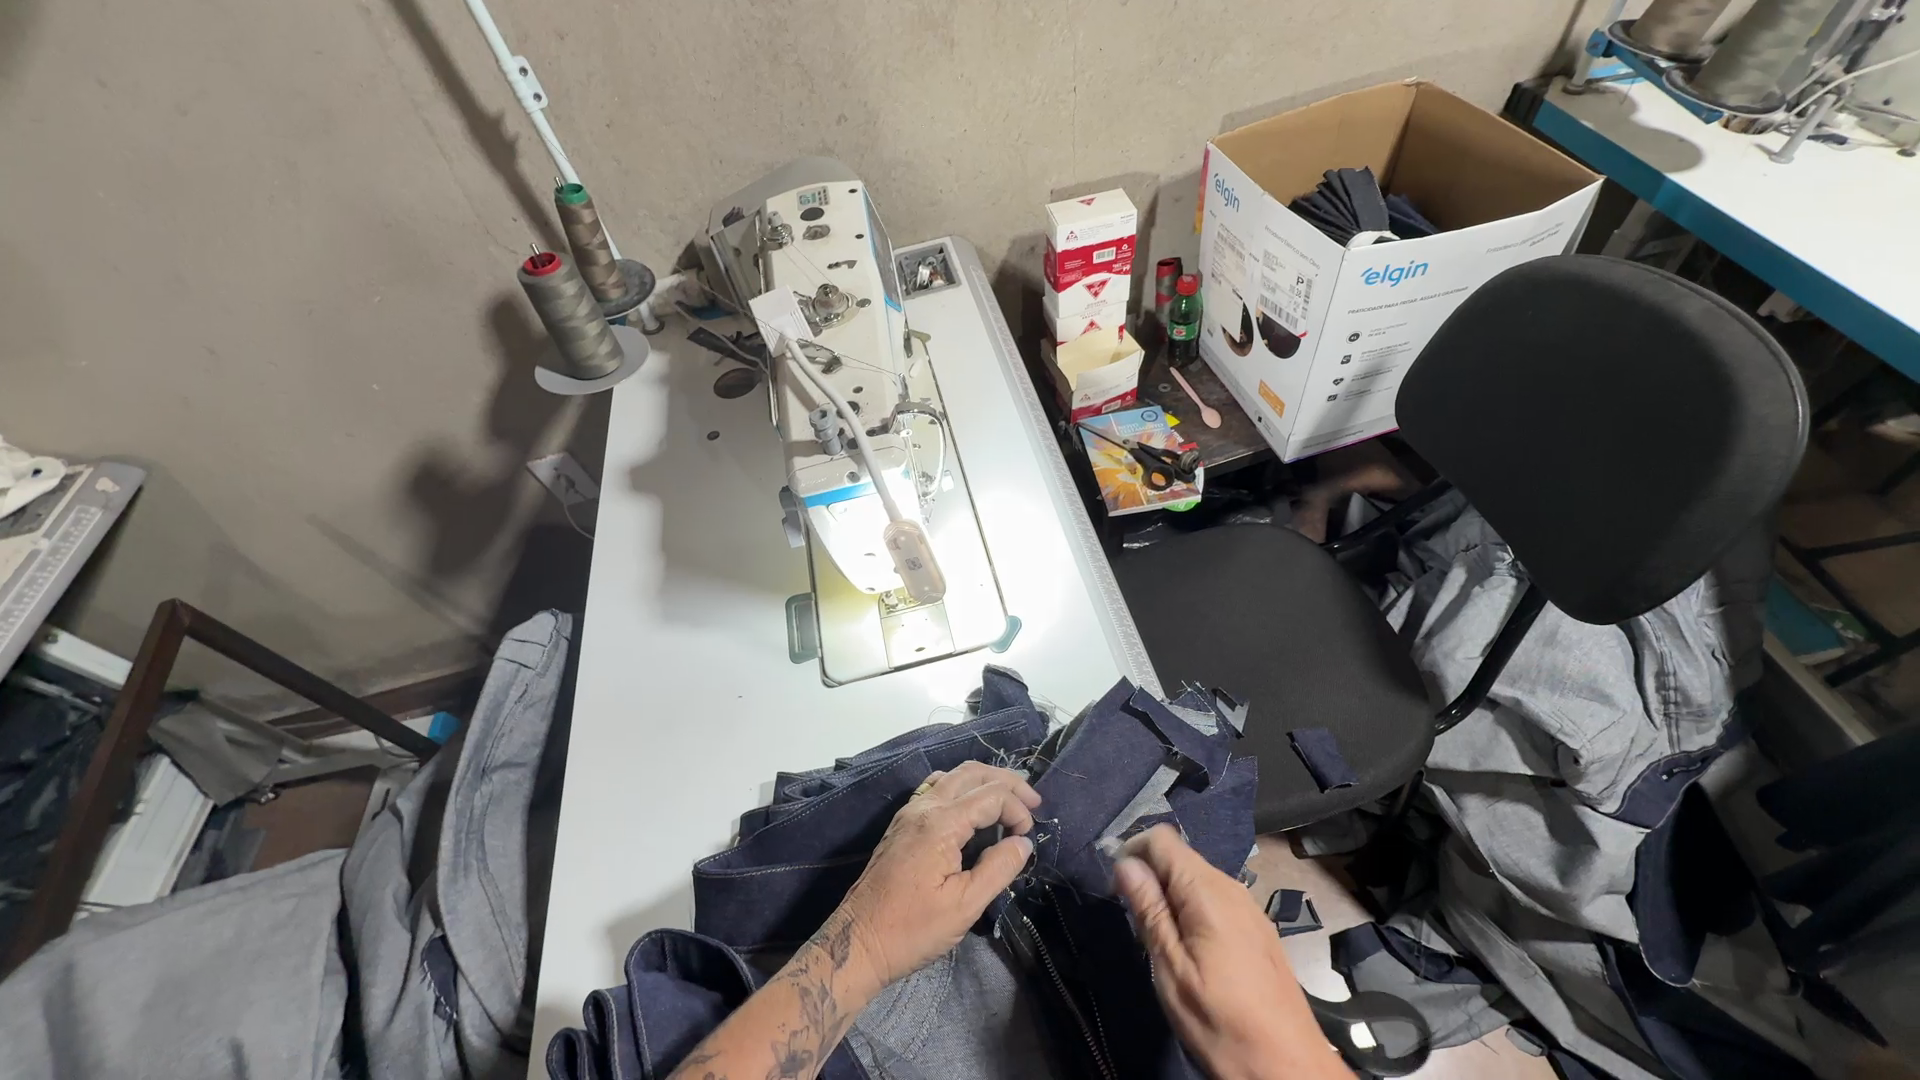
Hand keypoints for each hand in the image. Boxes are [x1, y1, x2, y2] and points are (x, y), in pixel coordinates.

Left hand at [836, 762, 1040, 986]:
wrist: (858, 943)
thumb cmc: (911, 930)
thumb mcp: (964, 906)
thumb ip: (998, 869)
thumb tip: (1023, 843)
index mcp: (940, 823)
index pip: (991, 796)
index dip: (1018, 810)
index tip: (1029, 838)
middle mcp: (923, 807)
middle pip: (973, 773)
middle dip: (1007, 783)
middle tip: (1034, 802)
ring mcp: (909, 812)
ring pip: (953, 776)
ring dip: (984, 781)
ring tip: (1010, 801)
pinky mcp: (902, 824)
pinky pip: (936, 788)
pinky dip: (961, 788)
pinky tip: (972, 808)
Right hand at [1114, 825, 1352, 1079]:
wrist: (1291, 1070)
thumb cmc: (1222, 1022)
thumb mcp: (1173, 970)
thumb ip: (1149, 910)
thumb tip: (1125, 863)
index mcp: (1208, 891)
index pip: (1161, 838)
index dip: (1132, 853)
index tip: (1119, 892)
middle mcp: (1232, 887)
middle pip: (1179, 857)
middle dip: (1150, 879)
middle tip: (1138, 926)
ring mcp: (1249, 908)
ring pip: (1196, 879)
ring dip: (1170, 898)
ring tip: (1162, 944)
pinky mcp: (1257, 929)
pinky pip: (1215, 900)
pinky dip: (1193, 912)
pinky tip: (1193, 953)